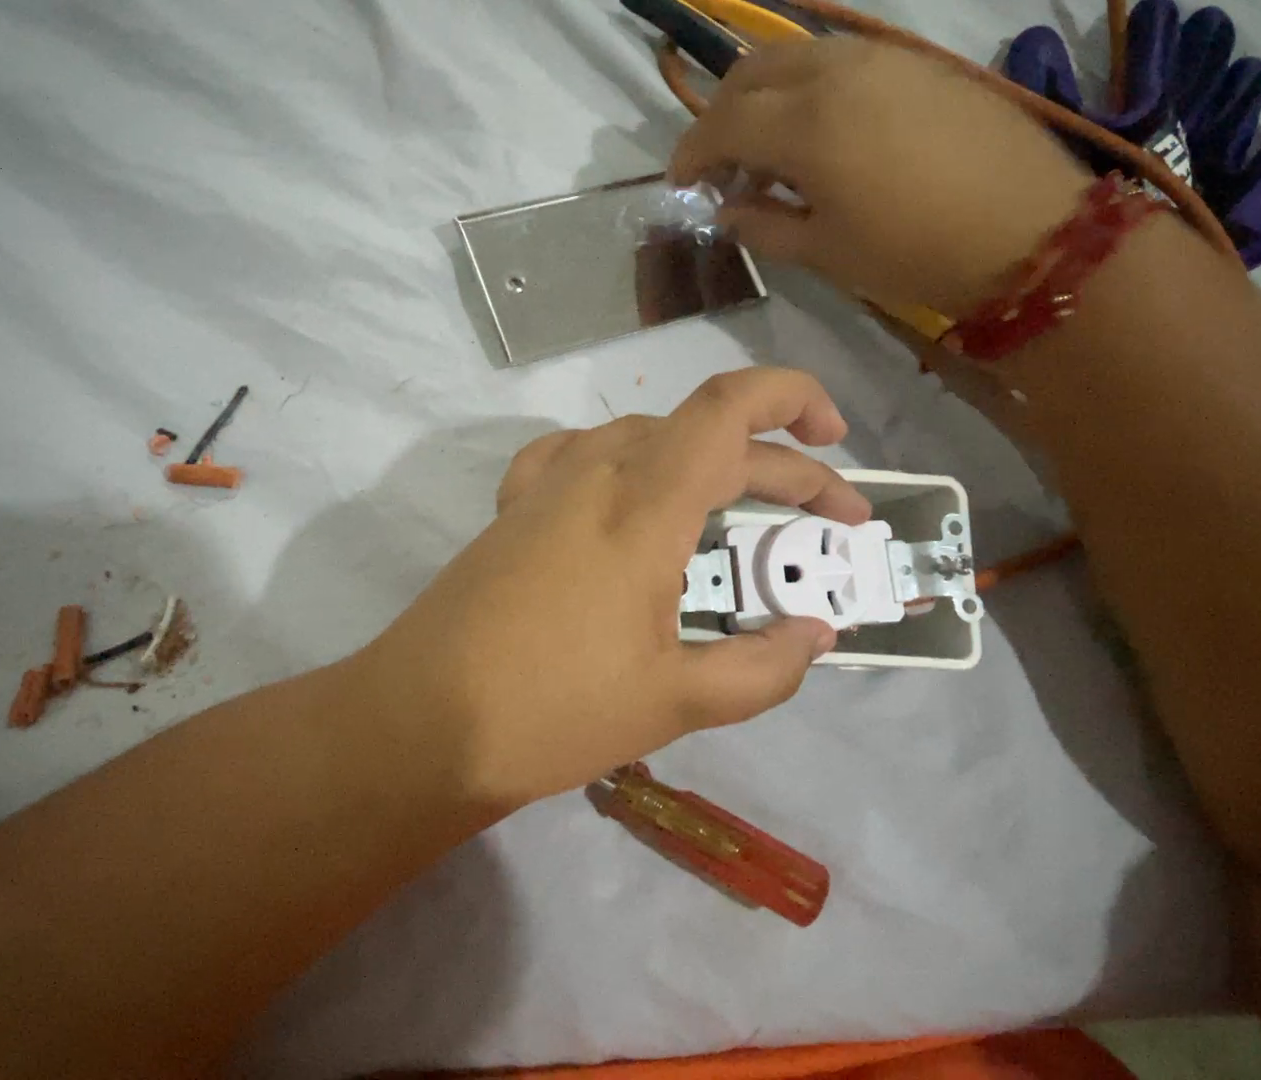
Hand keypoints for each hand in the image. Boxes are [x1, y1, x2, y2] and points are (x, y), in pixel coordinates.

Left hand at [351, 369, 870, 808]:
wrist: (422, 723)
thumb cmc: (553, 711)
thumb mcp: (675, 701)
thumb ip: (763, 667)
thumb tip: (816, 634)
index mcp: (642, 505)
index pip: (728, 410)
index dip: (793, 399)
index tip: (839, 438)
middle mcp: (593, 473)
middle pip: (700, 433)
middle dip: (778, 465)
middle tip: (826, 519)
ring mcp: (543, 487)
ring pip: (643, 439)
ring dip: (704, 464)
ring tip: (740, 509)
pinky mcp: (510, 512)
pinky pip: (580, 458)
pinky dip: (630, 466)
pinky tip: (630, 500)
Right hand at [669, 38, 1091, 315]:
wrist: (1027, 231)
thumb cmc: (912, 254)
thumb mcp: (825, 252)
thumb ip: (763, 225)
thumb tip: (727, 208)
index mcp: (806, 125)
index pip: (722, 121)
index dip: (691, 152)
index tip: (680, 182)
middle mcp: (835, 73)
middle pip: (750, 73)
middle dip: (721, 115)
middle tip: (720, 165)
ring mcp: (879, 59)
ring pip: (794, 57)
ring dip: (763, 96)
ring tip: (766, 150)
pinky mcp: (914, 62)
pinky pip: (838, 61)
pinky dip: (806, 89)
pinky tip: (818, 133)